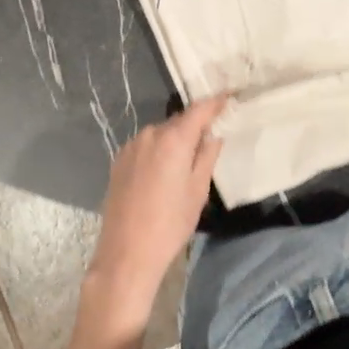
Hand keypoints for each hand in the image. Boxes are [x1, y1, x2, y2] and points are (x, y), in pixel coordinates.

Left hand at [87, 94, 226, 315]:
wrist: (126, 253)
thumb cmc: (170, 224)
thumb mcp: (198, 191)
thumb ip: (207, 156)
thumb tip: (213, 135)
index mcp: (173, 140)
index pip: (199, 109)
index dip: (216, 101)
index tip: (230, 95)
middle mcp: (150, 135)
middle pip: (179, 122)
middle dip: (195, 126)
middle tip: (211, 139)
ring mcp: (131, 147)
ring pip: (161, 134)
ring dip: (175, 141)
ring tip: (185, 164)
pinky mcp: (119, 161)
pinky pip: (146, 147)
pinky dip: (159, 151)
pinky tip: (163, 174)